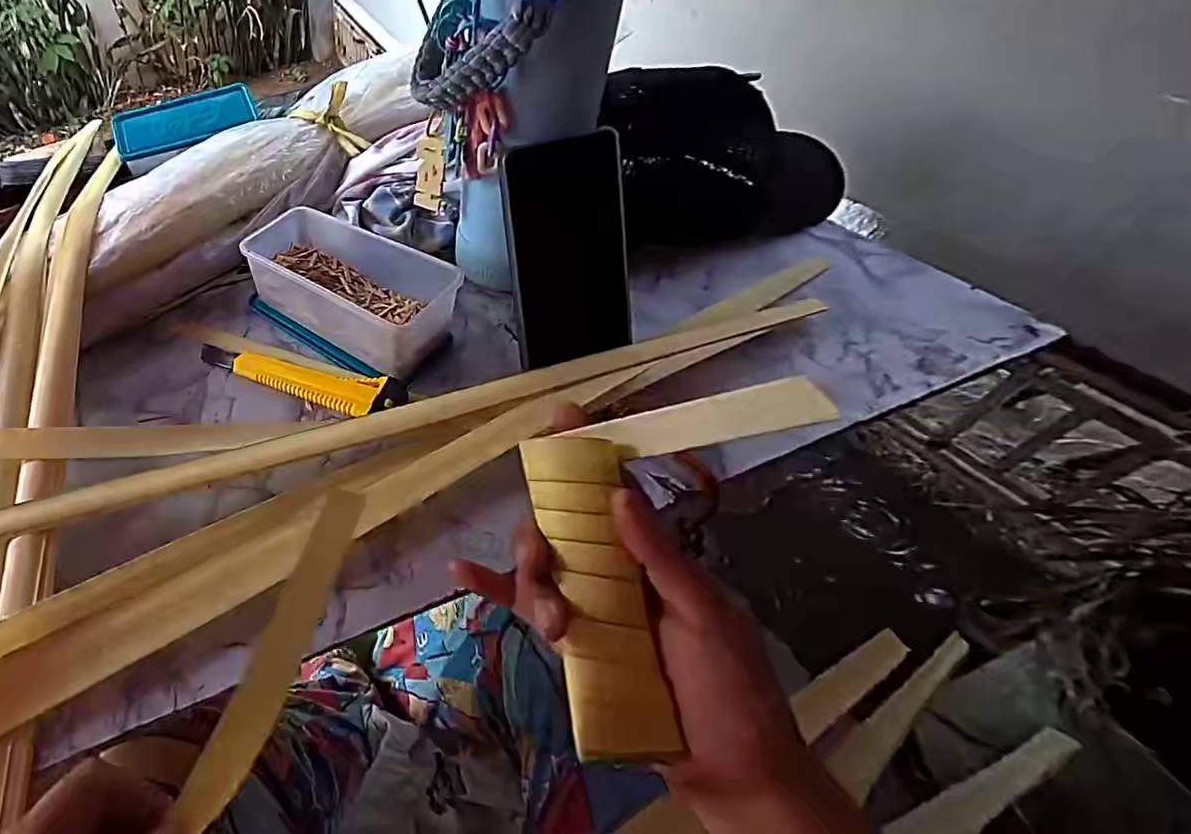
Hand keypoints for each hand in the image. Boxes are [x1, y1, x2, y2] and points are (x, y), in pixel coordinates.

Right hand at [452, 408, 866, 833]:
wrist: (730, 771)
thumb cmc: (730, 684)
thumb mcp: (704, 613)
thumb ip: (660, 557)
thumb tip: (617, 494)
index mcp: (648, 552)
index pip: (611, 491)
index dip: (585, 455)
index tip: (562, 419)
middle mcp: (612, 568)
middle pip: (559, 528)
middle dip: (540, 536)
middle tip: (542, 559)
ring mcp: (588, 604)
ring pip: (539, 567)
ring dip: (530, 582)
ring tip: (556, 624)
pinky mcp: (571, 642)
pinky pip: (525, 610)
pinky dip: (493, 588)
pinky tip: (460, 571)